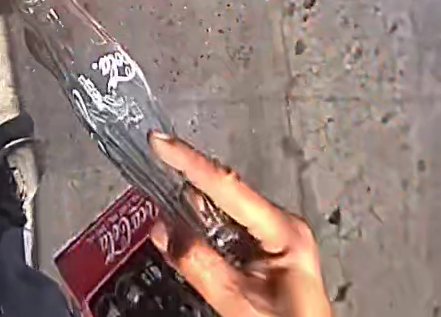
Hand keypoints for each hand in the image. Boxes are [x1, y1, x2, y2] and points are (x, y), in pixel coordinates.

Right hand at [148, 133, 333, 316]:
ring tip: (163, 185)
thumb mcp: (239, 303)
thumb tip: (159, 227)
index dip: (189, 160)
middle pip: (227, 190)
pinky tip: (187, 221)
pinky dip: (206, 221)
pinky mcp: (269, 248)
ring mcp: (278, 234)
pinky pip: (230, 223)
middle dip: (190, 176)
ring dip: (195, 200)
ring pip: (226, 205)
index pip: (227, 185)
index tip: (159, 141)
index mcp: (284, 230)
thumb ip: (199, 264)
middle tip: (156, 156)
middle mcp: (283, 223)